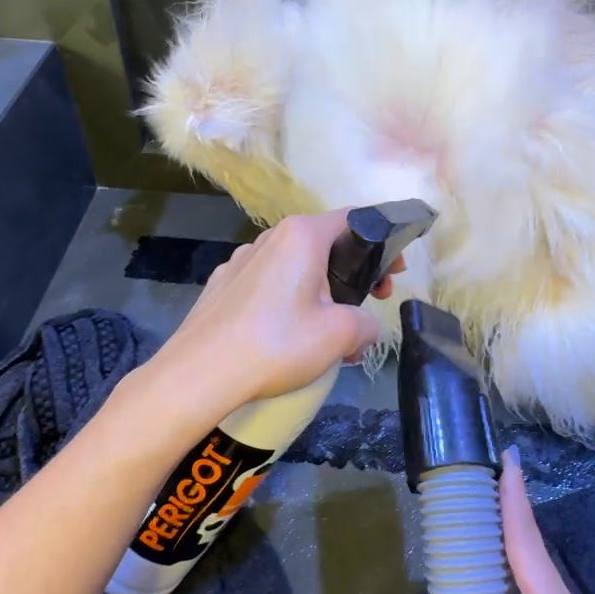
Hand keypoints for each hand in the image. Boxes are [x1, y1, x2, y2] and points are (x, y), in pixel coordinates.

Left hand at [156, 209, 403, 408]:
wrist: (199, 374)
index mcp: (302, 236)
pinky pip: (268, 285)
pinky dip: (288, 301)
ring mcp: (241, 261)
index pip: (354, 219)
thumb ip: (366, 324)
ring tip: (329, 330)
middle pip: (325, 243)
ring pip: (295, 266)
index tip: (394, 272)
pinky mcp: (222, 286)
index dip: (383, 242)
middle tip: (372, 301)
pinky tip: (287, 336)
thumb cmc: (276, 344)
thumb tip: (365, 328)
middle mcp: (270, 238)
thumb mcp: (339, 335)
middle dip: (354, 271)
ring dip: (321, 289)